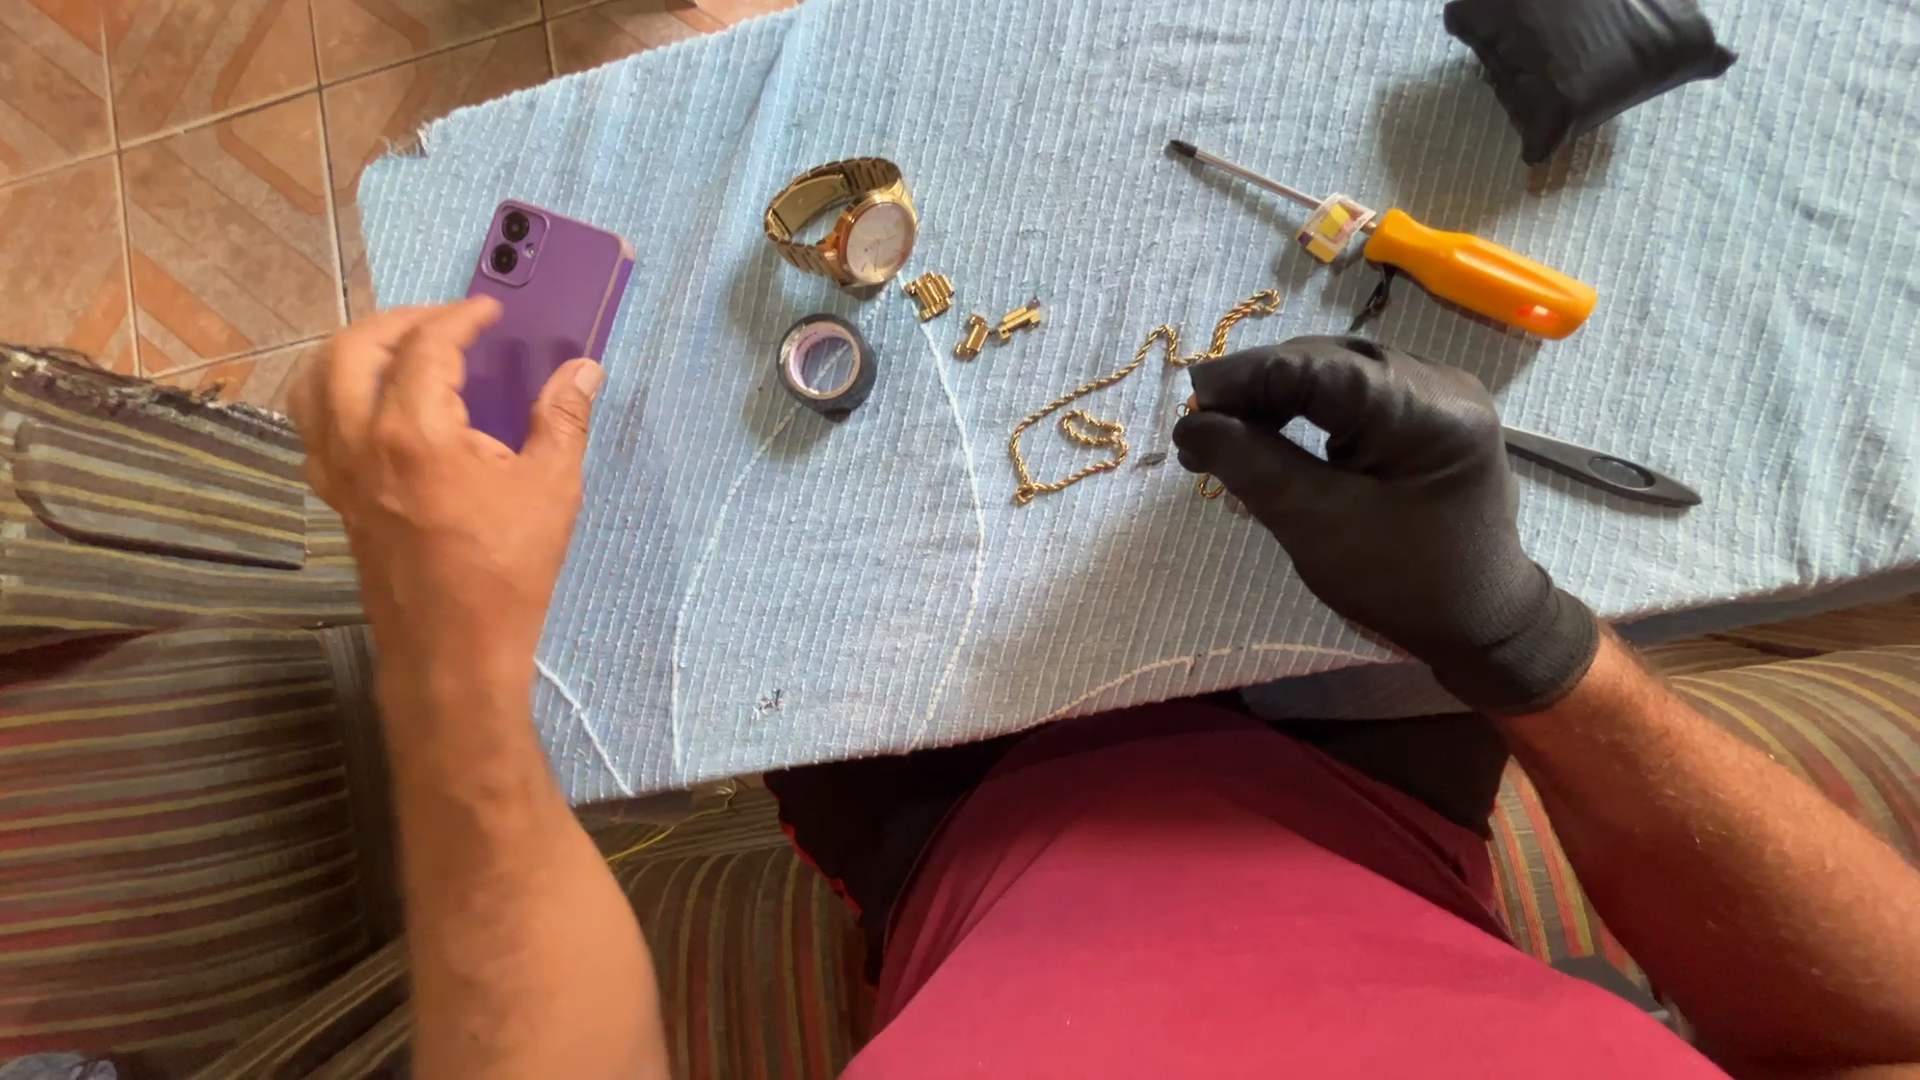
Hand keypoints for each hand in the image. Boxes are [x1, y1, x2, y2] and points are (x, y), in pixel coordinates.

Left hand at [289, 298, 603, 682]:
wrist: (454, 642)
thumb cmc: (510, 566)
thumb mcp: (553, 488)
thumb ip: (564, 418)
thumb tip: (584, 369)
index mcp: (415, 431)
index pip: (426, 347)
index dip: (460, 318)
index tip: (490, 310)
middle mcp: (358, 438)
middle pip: (353, 347)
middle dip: (401, 320)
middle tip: (448, 320)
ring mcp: (336, 468)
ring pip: (316, 379)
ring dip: (356, 347)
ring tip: (402, 347)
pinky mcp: (334, 494)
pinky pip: (312, 420)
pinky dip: (336, 390)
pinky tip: (375, 404)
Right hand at [1172, 335, 1596, 713]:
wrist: (1476, 620)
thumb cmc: (1399, 583)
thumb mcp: (1315, 527)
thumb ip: (1252, 465)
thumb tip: (1190, 424)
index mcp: (1426, 413)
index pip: (1317, 368)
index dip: (1243, 379)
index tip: (1188, 412)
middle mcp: (1439, 384)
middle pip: (1324, 359)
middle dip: (1253, 387)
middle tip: (1200, 429)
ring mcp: (1435, 393)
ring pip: (1332, 370)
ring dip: (1271, 397)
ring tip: (1224, 433)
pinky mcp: (1423, 410)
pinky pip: (1348, 390)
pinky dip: (1298, 408)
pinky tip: (1267, 430)